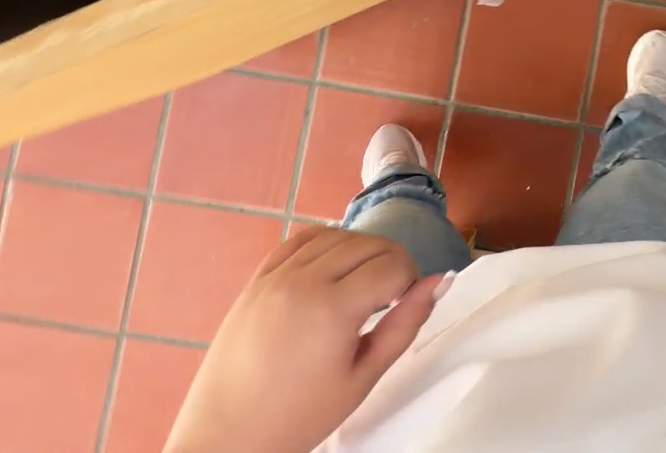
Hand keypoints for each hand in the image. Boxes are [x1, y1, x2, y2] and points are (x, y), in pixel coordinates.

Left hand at [166, 226, 440, 452]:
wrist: (224, 439)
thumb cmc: (299, 417)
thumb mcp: (363, 377)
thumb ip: (406, 324)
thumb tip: (441, 280)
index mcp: (332, 308)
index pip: (394, 264)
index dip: (411, 279)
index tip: (405, 305)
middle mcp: (304, 280)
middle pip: (371, 243)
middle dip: (392, 263)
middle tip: (389, 299)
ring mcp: (276, 276)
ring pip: (339, 234)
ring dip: (361, 251)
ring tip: (361, 285)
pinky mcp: (257, 279)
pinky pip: (301, 238)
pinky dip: (326, 242)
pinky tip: (332, 266)